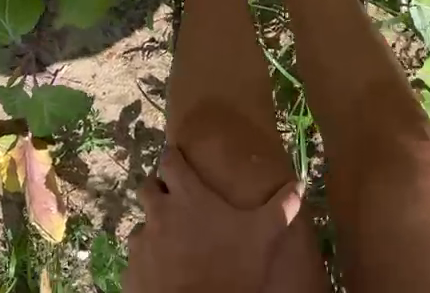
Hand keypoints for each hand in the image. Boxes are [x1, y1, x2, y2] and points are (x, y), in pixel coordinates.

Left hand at [124, 146, 305, 292]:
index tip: (176, 157)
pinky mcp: (131, 272)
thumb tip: (299, 184)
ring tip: (170, 242)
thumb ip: (281, 207)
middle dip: (158, 189)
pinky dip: (146, 262)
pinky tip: (162, 272)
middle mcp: (159, 213)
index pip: (169, 161)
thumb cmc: (231, 268)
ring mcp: (141, 244)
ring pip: (141, 226)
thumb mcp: (262, 236)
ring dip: (152, 228)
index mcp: (187, 196)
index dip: (171, 157)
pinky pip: (135, 260)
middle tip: (174, 199)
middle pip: (148, 188)